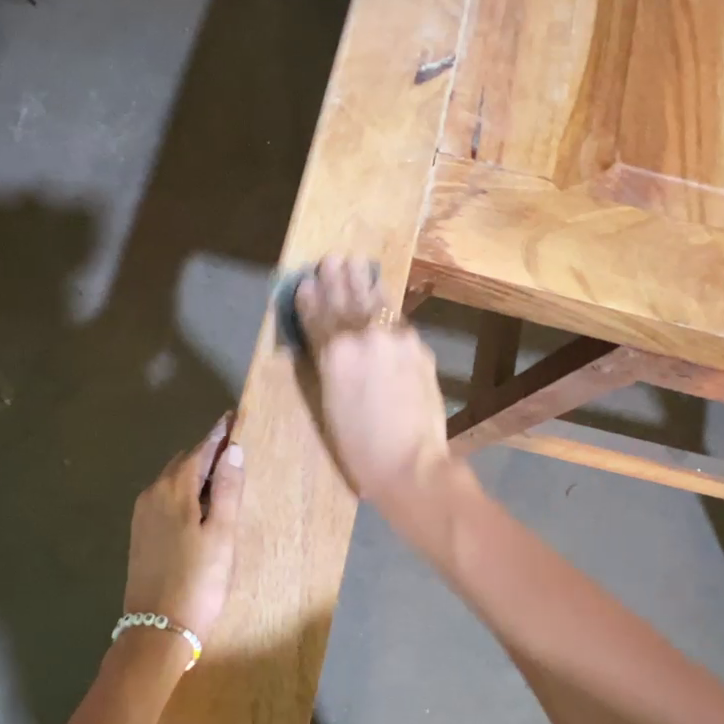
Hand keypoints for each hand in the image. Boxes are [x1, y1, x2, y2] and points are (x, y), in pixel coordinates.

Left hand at [122, 413, 245, 638]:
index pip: (199, 450)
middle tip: (232, 446)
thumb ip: (227, 490)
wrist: (157, 629)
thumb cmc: (198, 581)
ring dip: (194, 473)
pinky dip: (183, 492)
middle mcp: (152, 495)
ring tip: (220, 474)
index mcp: (173, 490)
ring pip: (171, 481)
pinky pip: (164, 499)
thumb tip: (232, 448)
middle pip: (182, 462)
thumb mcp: (221, 535)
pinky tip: (198, 505)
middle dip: (206, 452)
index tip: (233, 418)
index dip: (219, 435)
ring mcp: (142, 516)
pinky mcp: (140, 535)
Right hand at [296, 255, 451, 508]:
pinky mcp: (418, 347)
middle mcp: (363, 337)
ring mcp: (395, 339)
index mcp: (334, 354)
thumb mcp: (329, 407)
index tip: (306, 281)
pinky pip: (396, 321)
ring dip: (362, 282)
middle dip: (336, 279)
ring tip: (355, 264)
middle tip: (331, 259)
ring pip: (375, 303)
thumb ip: (328, 367)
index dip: (310, 298)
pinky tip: (382, 299)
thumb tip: (328, 346)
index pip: (318, 317)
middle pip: (346, 301)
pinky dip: (385, 308)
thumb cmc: (360, 449)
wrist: (411, 464)